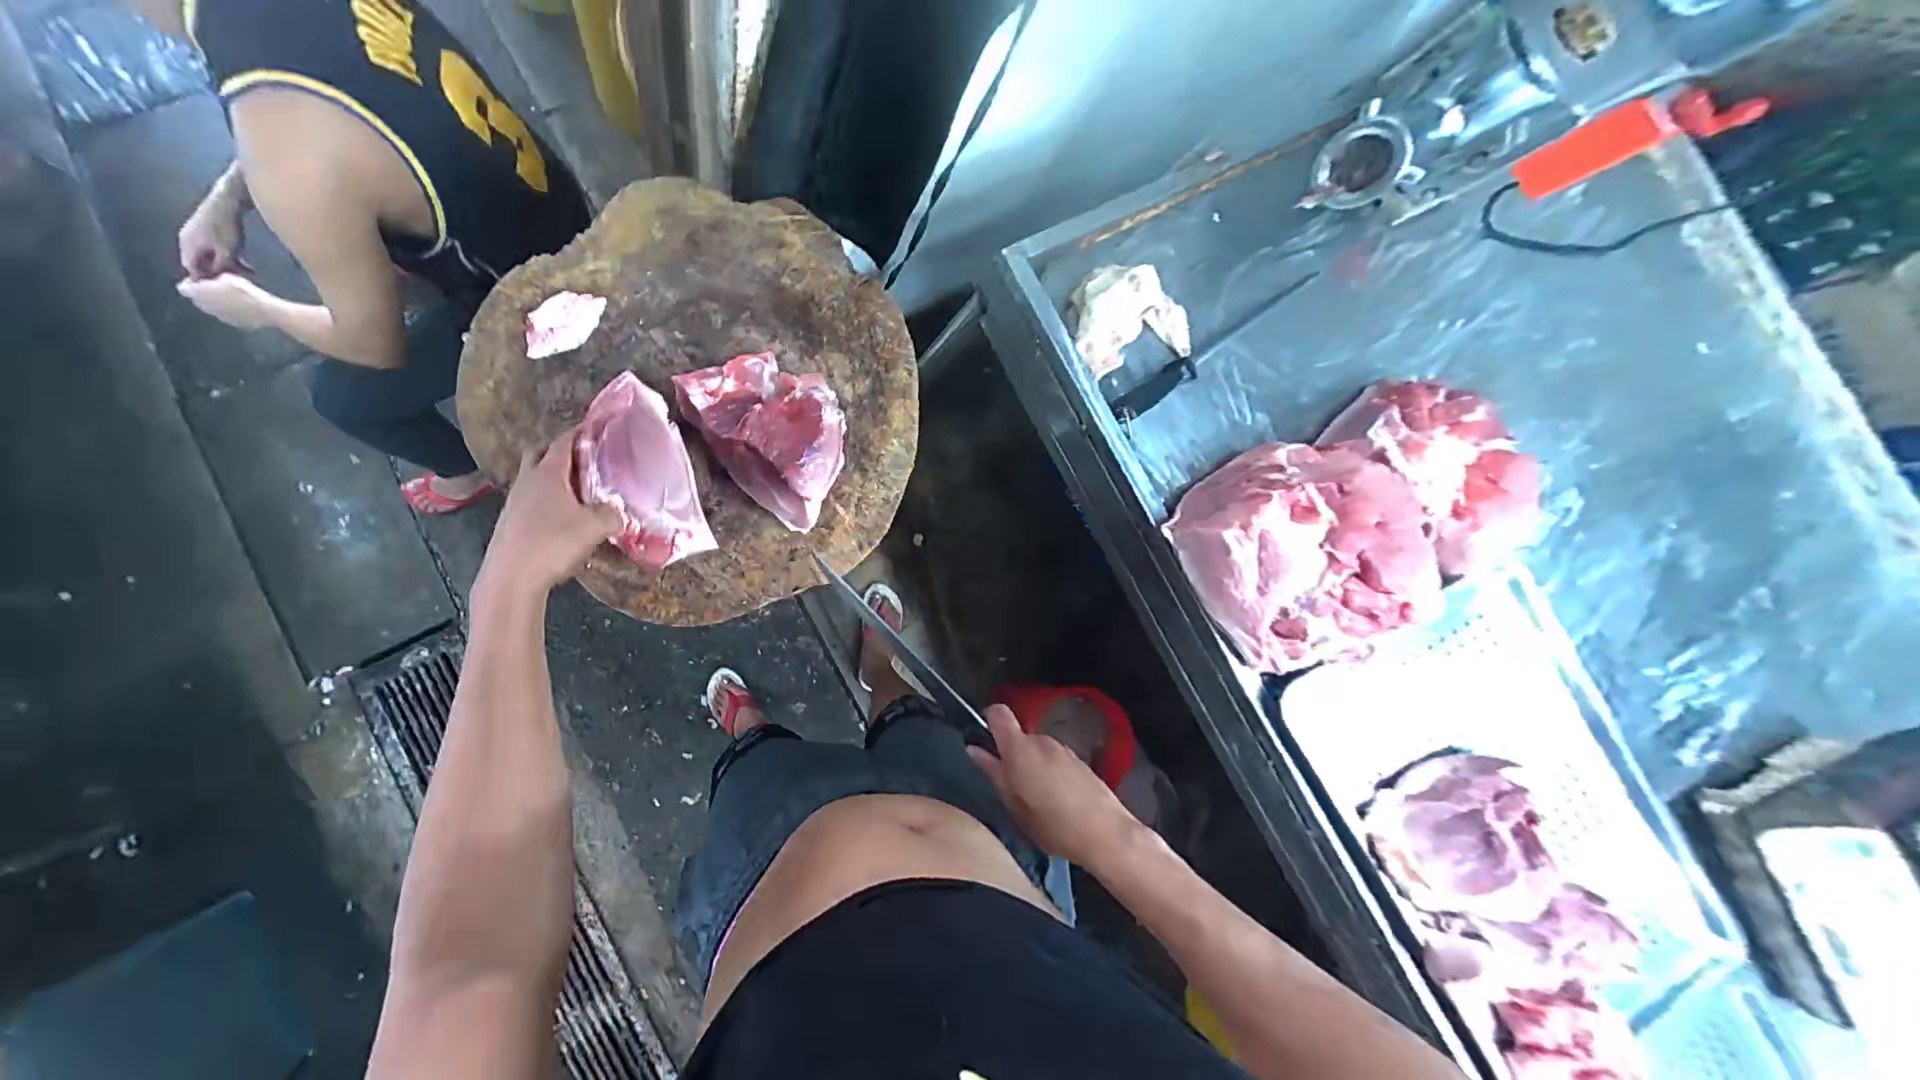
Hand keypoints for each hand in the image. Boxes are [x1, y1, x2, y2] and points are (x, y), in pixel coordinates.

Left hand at [176, 273, 272, 328]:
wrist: (266, 310)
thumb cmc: (244, 290)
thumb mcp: (226, 276)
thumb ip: (213, 278)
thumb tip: (211, 279)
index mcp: (196, 293)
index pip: (183, 287)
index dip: (192, 282)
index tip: (204, 279)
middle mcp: (203, 306)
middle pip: (198, 298)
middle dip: (205, 293)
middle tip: (220, 288)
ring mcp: (219, 317)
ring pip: (213, 308)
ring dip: (219, 303)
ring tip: (235, 298)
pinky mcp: (234, 323)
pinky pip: (228, 315)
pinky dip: (232, 311)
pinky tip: (245, 307)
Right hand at [178, 191, 246, 278]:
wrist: (228, 202)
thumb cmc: (226, 227)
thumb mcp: (226, 251)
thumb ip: (221, 265)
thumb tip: (219, 279)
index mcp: (188, 245)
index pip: (192, 269)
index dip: (205, 281)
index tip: (219, 291)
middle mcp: (188, 239)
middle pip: (202, 263)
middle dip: (218, 274)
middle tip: (237, 285)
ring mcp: (197, 234)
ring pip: (211, 257)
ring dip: (228, 267)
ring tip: (248, 275)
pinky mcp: (209, 231)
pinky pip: (217, 250)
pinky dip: (230, 259)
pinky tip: (247, 265)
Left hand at [480, 428, 621, 593]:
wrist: (511, 577)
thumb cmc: (553, 542)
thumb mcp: (596, 526)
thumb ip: (613, 513)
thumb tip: (620, 510)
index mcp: (548, 474)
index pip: (563, 442)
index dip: (578, 433)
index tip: (593, 428)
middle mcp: (528, 481)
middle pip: (539, 454)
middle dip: (559, 451)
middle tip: (583, 458)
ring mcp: (515, 502)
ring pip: (534, 478)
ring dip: (553, 478)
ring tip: (578, 489)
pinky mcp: (511, 523)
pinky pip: (532, 500)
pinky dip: (547, 500)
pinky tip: (564, 516)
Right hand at [968, 704, 1144, 868]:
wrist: (1106, 833)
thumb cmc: (1053, 824)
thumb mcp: (1014, 806)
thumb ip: (994, 773)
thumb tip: (975, 749)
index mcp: (1020, 748)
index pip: (998, 713)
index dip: (987, 721)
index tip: (983, 742)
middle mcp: (1042, 741)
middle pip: (1019, 737)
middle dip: (1012, 756)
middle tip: (1012, 788)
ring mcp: (1064, 749)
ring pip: (1038, 750)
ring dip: (1033, 766)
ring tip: (1037, 800)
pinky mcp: (1080, 761)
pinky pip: (1055, 760)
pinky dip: (1051, 773)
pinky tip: (1058, 801)